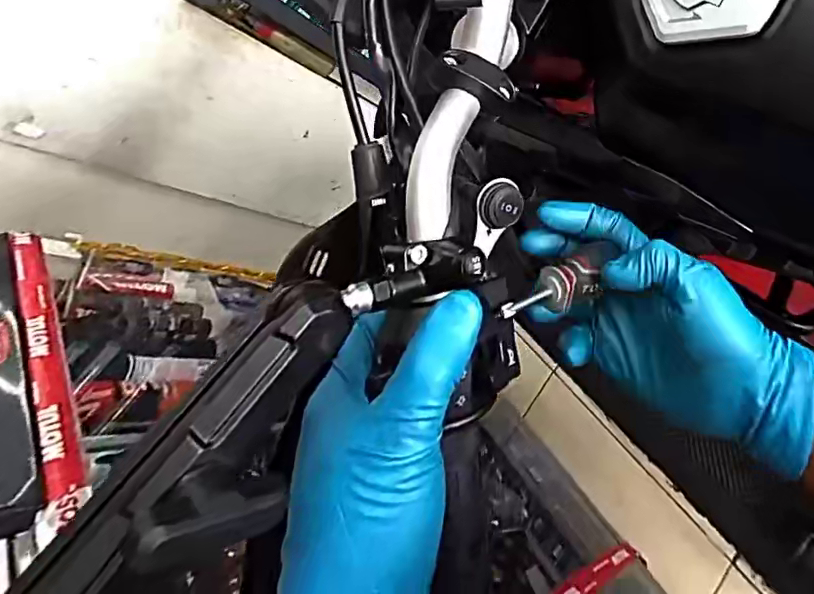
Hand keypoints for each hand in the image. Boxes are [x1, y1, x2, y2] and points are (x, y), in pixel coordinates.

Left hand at [280, 290, 482, 593]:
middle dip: (433, 327)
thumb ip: (431, 364)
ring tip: (475, 340)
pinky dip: (450, 398)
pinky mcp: (400, 470)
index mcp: (338, 395)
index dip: (407, 295)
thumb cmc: (356, 534)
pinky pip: (426, 416)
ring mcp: (376, 444)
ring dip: (443, 362)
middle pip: (396, 350)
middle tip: (471, 307)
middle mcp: (353, 415)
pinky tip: (469, 397)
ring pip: (413, 383)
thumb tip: (459, 305)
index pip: (371, 321)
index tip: (447, 279)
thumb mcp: (401, 430)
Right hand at [520, 201, 813, 480]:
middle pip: (580, 258)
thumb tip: (613, 265)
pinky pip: (579, 338)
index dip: (576, 218)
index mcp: (648, 262)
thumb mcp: (697, 282)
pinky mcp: (614, 351)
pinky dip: (569, 340)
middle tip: (533, 248)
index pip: (606, 228)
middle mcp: (629, 285)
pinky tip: (575, 345)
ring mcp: (619, 317)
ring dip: (552, 295)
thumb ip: (653, 262)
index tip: (548, 215)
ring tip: (543, 300)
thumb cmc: (731, 334)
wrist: (743, 391)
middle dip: (553, 249)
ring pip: (572, 297)